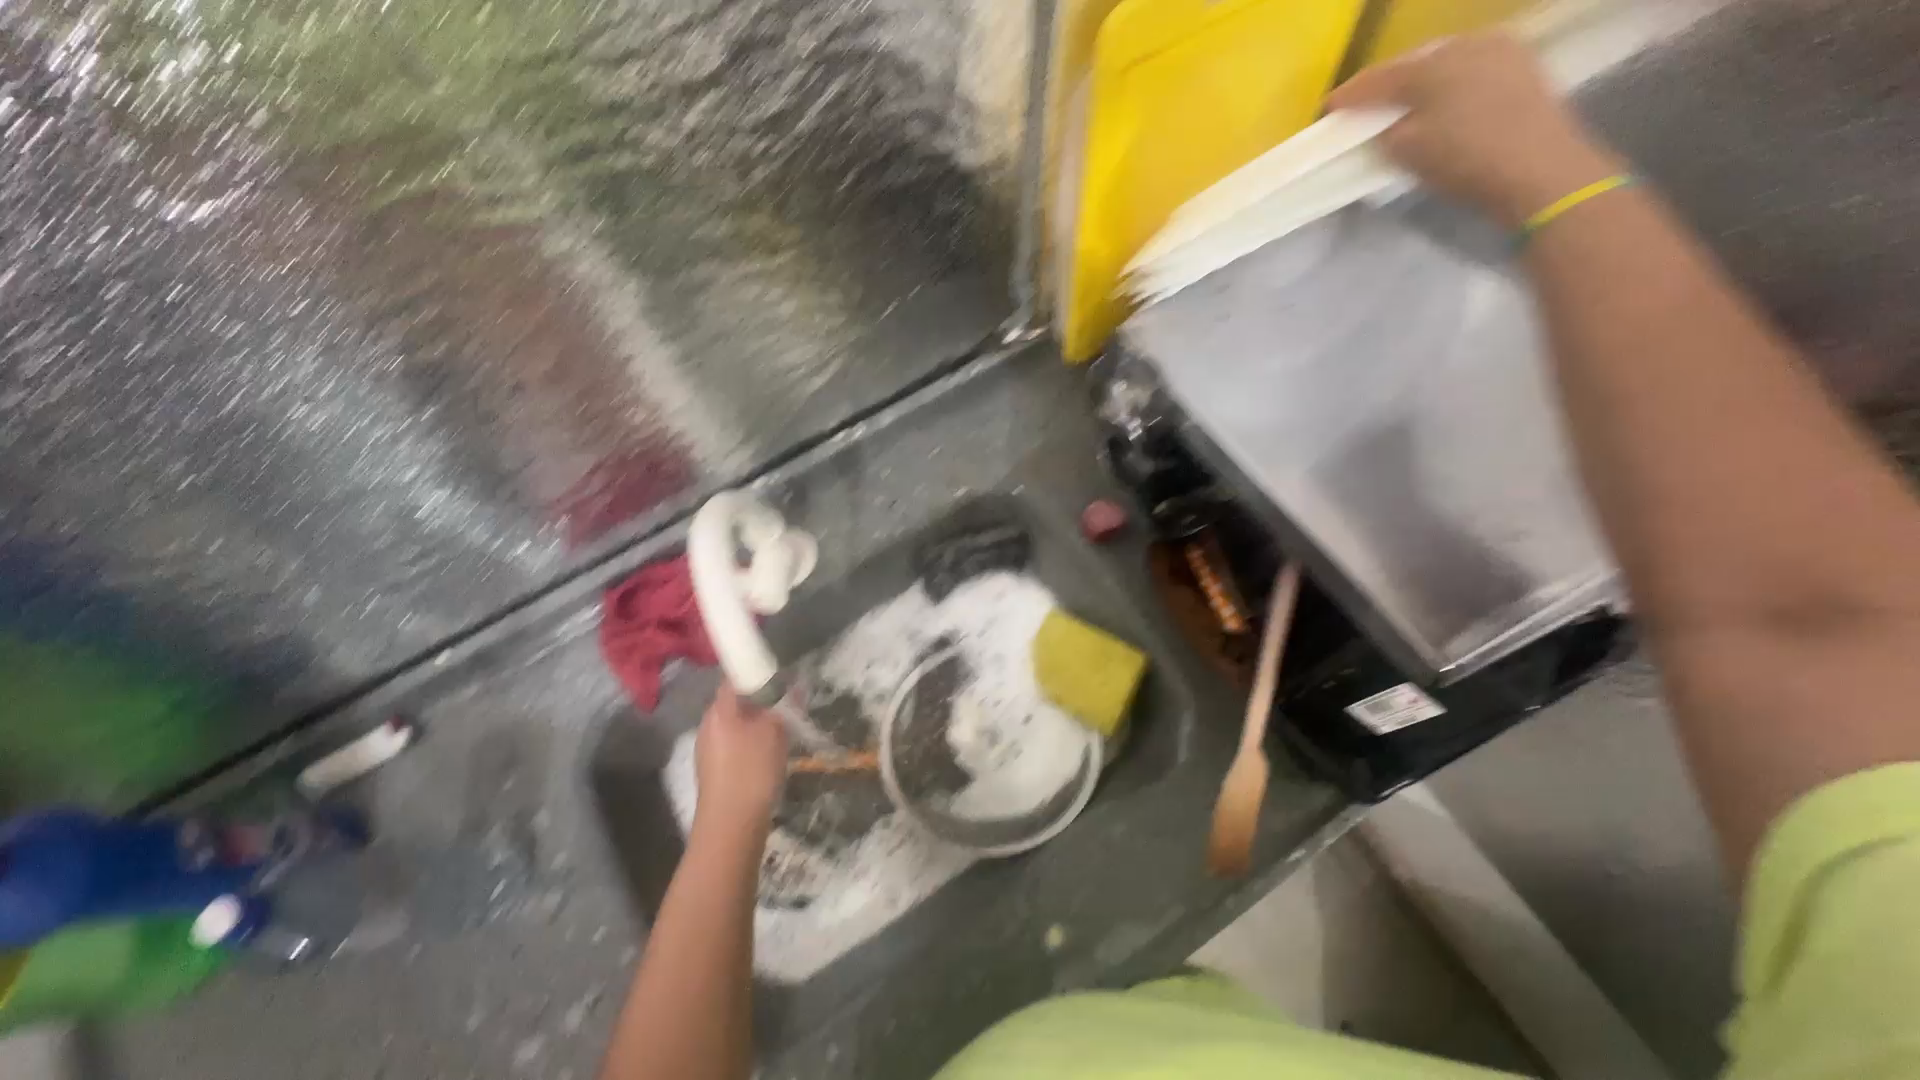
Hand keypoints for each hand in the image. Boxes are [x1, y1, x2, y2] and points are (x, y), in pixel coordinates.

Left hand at [694, 684, 788, 835]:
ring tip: (785, 734)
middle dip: (763, 702)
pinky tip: (770, 759)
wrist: (730, 826)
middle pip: (736, 702)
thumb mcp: (775, 732)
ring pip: (737, 726)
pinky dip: (753, 745)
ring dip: (759, 725)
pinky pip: (735, 746)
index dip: (760, 674)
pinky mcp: (714, 772)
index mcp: (718, 710)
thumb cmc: (752, 772)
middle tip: (790, 708)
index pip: (735, 678)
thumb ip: (783, 705)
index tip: (783, 678)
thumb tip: (792, 685)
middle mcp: (708, 725)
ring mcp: (708, 750)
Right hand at [1326, 32, 1625, 227]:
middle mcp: (1466, 46)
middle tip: (1368, 106)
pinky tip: (1446, 105)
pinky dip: (1452, 87)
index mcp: (1431, 65)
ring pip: (1447, 65)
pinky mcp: (1525, 69)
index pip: (1378, 79)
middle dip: (1389, 85)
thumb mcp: (1409, 152)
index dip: (1350, 95)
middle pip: (1414, 64)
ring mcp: (1501, 53)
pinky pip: (1473, 72)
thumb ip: (1387, 133)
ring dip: (1423, 84)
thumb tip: (1387, 126)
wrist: (1543, 172)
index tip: (1329, 108)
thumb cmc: (1467, 160)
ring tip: (1407, 106)